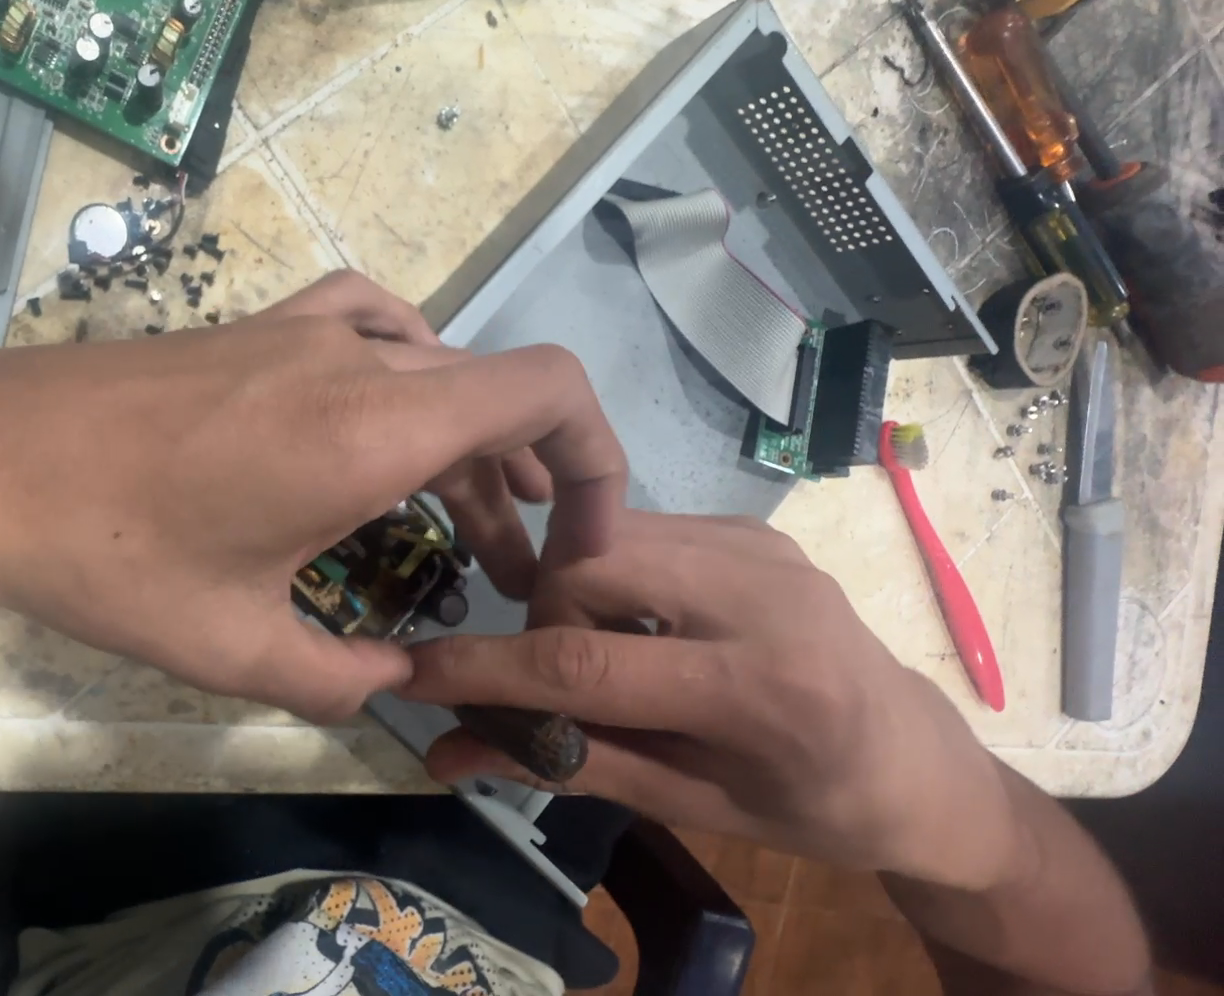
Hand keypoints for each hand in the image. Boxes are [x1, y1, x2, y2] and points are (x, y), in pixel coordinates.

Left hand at [0, 272, 626, 722]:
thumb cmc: (108, 554)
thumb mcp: (232, 646)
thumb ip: (338, 680)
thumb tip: (393, 687)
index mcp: (372, 427)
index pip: (546, 391)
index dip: (598, 458)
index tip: (585, 539)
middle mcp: (354, 359)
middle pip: (495, 392)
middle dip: (529, 486)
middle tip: (509, 573)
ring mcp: (299, 331)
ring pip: (433, 368)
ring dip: (466, 442)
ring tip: (462, 520)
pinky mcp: (252, 329)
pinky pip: (369, 328)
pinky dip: (407, 374)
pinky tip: (382, 422)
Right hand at [401, 511, 1020, 890]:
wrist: (925, 764)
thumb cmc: (812, 809)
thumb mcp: (686, 806)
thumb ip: (563, 764)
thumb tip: (447, 753)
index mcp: (762, 690)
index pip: (584, 665)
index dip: (484, 670)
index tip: (410, 676)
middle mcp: (764, 593)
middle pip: (583, 571)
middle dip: (542, 621)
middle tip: (559, 678)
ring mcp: (758, 545)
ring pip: (599, 538)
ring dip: (571, 596)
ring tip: (606, 652)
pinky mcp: (748, 526)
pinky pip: (632, 532)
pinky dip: (604, 576)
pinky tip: (641, 624)